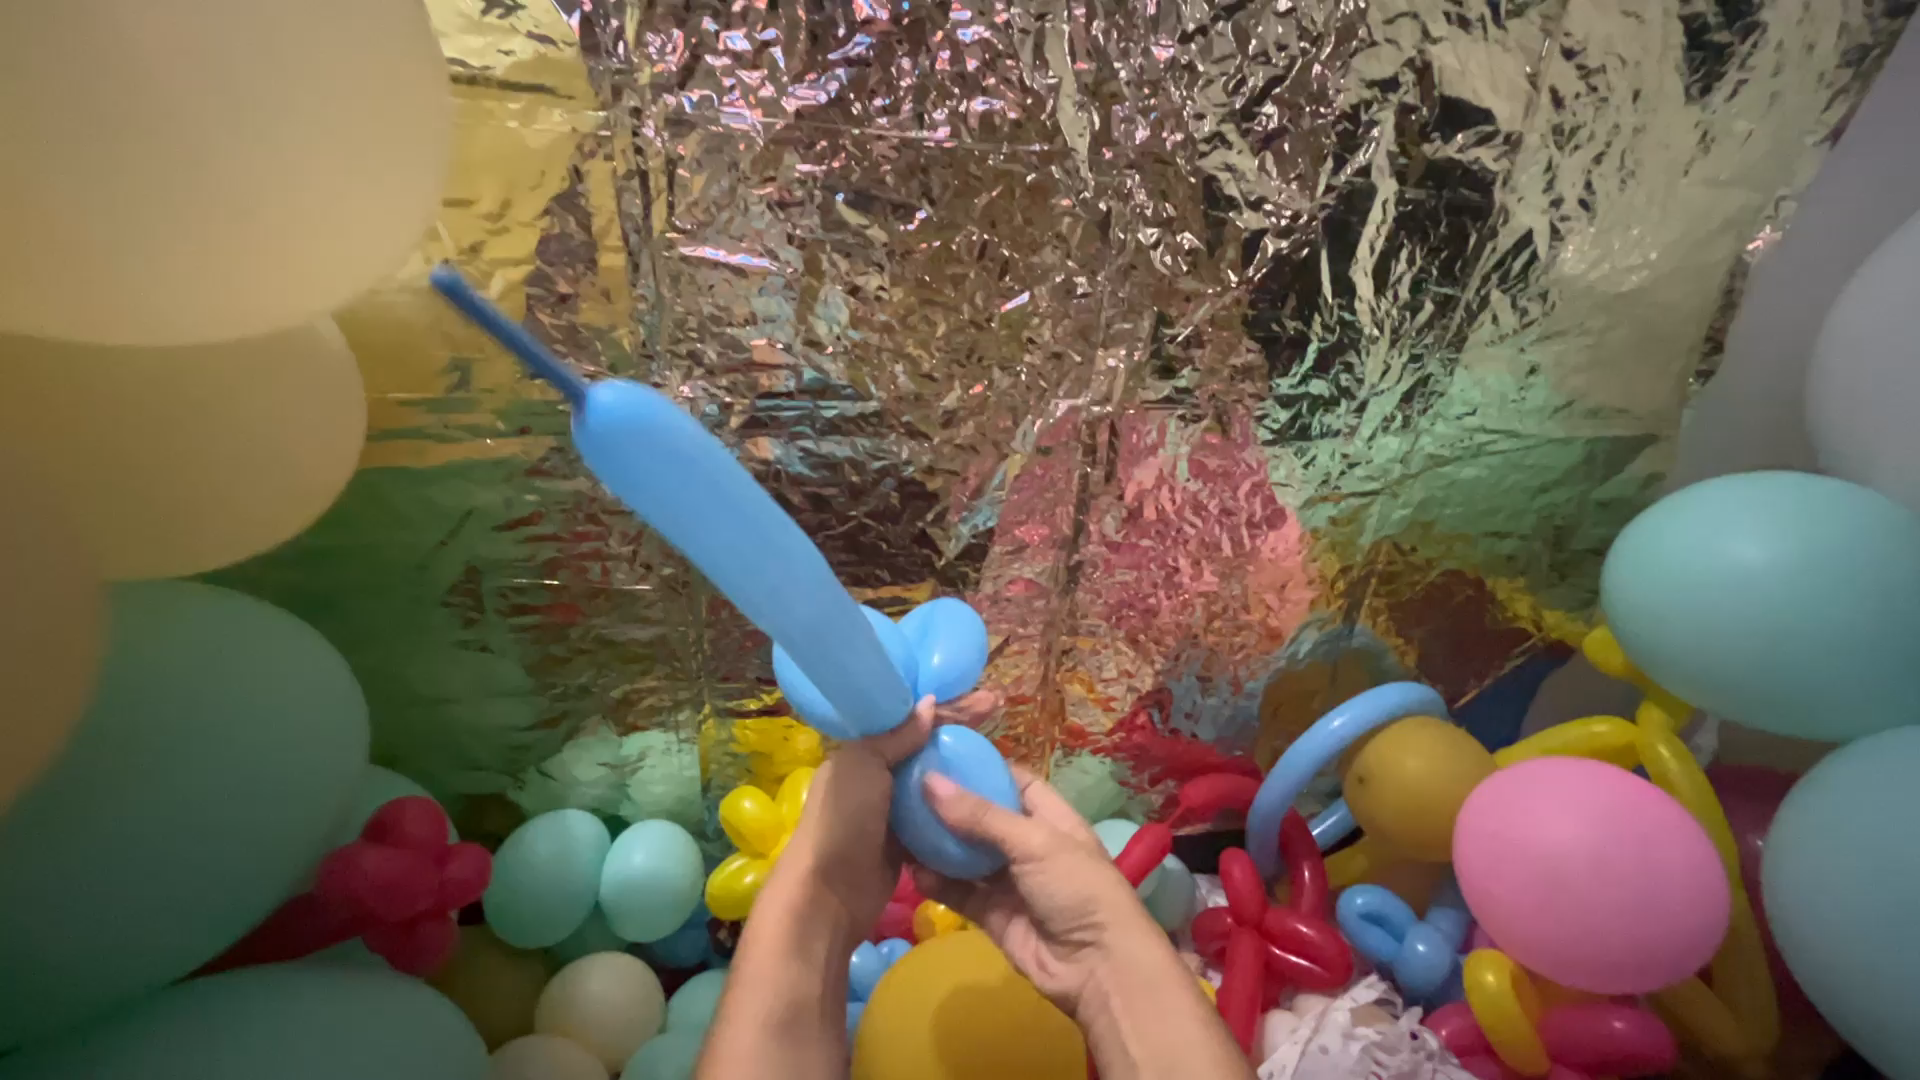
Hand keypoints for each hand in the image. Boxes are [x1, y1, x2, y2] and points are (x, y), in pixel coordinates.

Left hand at [774, 691, 998, 941]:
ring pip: (934, 779)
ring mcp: (893, 809)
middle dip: (960, 727)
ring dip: (963, 764)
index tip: (983, 699)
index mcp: (862, 751)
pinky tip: (987, 794)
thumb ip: (897, 736)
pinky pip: (937, 814)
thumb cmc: (842, 821)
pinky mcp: (908, 841)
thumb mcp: (864, 765)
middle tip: (997, 710)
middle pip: (926, 744)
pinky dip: (958, 803)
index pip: (909, 718)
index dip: (946, 707)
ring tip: (999, 750)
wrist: (829, 896)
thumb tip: (930, 705)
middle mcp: (877, 775)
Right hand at [912, 764, 1166, 1019]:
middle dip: (947, 804)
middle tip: (904, 786)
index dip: (979, 766)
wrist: (1098, 968)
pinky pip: (960, 891)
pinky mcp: (993, 915)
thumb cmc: (1077, 887)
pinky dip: (936, 881)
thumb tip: (929, 781)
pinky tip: (909, 867)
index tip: (938, 753)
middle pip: (981, 816)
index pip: (1011, 779)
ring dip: (936, 842)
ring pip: (965, 854)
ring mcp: (1009, 880)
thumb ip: (980, 814)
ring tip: (897, 822)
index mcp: (1048, 815)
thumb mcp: (1033, 841)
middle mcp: (1027, 843)